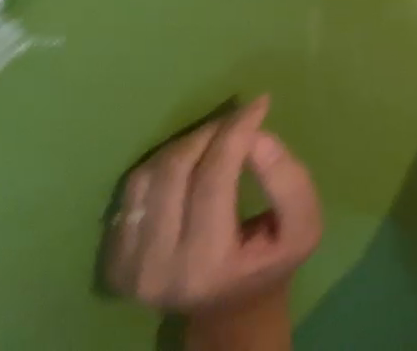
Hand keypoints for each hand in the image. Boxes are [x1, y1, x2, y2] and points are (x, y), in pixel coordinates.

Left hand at [106, 97, 322, 315]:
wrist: (230, 311)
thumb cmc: (271, 262)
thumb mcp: (303, 227)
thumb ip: (289, 183)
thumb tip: (257, 137)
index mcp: (207, 264)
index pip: (214, 178)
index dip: (236, 132)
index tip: (259, 104)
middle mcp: (157, 268)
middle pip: (176, 170)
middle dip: (211, 131)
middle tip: (238, 118)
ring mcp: (128, 267)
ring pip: (150, 174)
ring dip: (187, 143)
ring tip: (216, 138)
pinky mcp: (113, 260)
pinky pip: (133, 190)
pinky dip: (164, 164)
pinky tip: (189, 163)